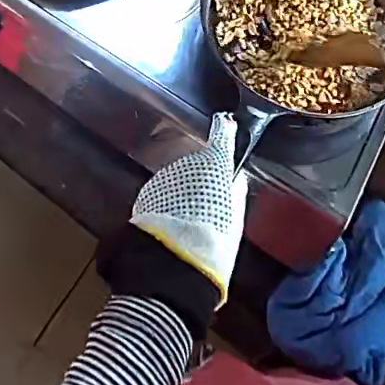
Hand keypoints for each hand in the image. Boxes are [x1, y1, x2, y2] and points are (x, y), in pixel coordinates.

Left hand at [130, 112, 249, 298]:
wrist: (174, 262)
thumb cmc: (215, 242)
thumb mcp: (235, 219)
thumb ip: (236, 193)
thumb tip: (236, 179)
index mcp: (214, 165)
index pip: (221, 138)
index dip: (224, 130)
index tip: (225, 122)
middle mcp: (187, 163)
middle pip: (198, 162)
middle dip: (203, 174)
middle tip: (210, 200)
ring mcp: (165, 175)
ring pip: (179, 176)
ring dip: (185, 188)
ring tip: (192, 217)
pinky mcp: (148, 190)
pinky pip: (164, 189)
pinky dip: (169, 199)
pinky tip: (175, 220)